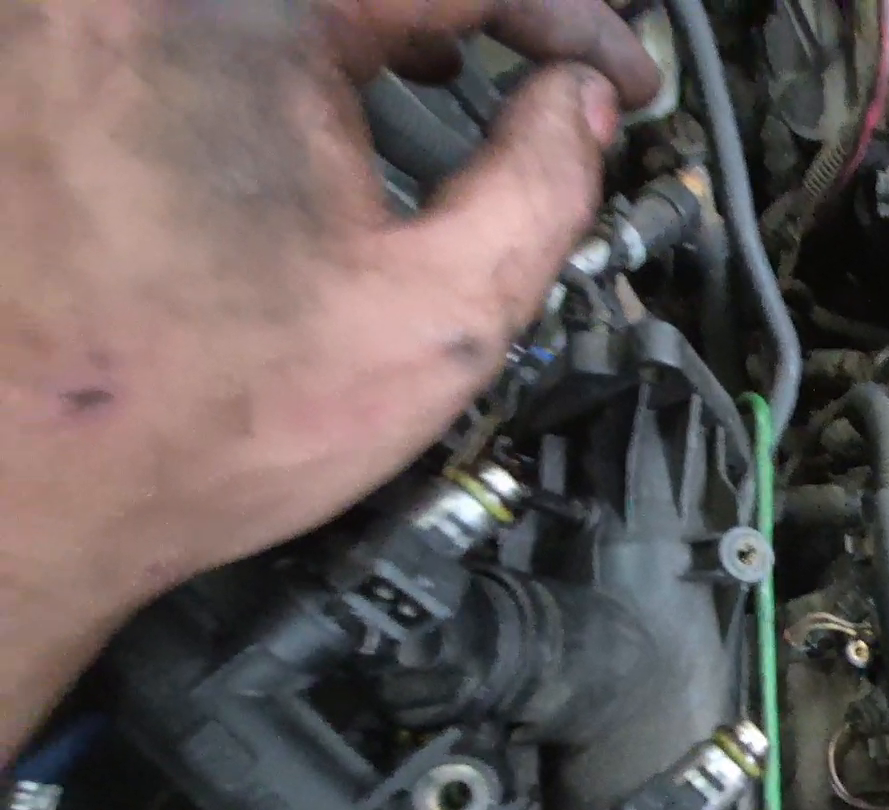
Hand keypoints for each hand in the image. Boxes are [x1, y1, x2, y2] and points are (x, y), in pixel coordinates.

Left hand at [0, 0, 661, 742]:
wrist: (27, 475)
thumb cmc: (228, 411)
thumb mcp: (448, 310)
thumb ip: (543, 188)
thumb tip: (581, 107)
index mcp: (237, 23)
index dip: (572, 17)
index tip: (622, 78)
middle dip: (509, 9)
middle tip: (579, 64)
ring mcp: (80, 10)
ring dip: (425, 12)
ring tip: (494, 62)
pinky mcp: (63, 47)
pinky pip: (242, 5)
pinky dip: (340, 24)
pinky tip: (376, 68)